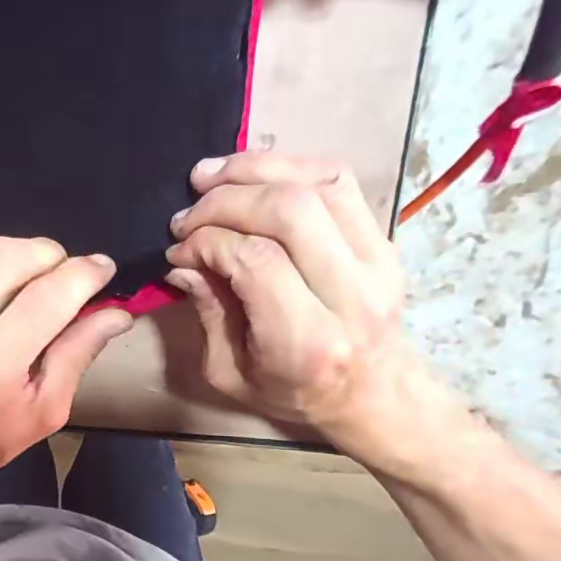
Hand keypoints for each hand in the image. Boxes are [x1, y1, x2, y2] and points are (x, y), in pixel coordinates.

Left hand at [0, 231, 133, 498]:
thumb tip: (118, 311)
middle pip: (7, 256)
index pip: (44, 299)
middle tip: (62, 279)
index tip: (104, 269)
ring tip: (22, 285)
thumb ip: (78, 354)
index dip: (83, 274)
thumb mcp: (45, 411)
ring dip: (13, 255)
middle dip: (49, 256)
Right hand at [165, 152, 442, 458]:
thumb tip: (181, 259)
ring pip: (318, 183)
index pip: (256, 260)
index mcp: (307, 340)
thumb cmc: (293, 392)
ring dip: (254, 170)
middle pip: (289, 211)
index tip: (177, 250)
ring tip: (208, 177)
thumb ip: (207, 311)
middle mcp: (351, 295)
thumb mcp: (230, 372)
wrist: (375, 394)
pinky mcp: (384, 239)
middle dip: (225, 201)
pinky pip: (338, 179)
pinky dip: (287, 166)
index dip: (207, 242)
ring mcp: (378, 261)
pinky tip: (250, 174)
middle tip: (187, 214)